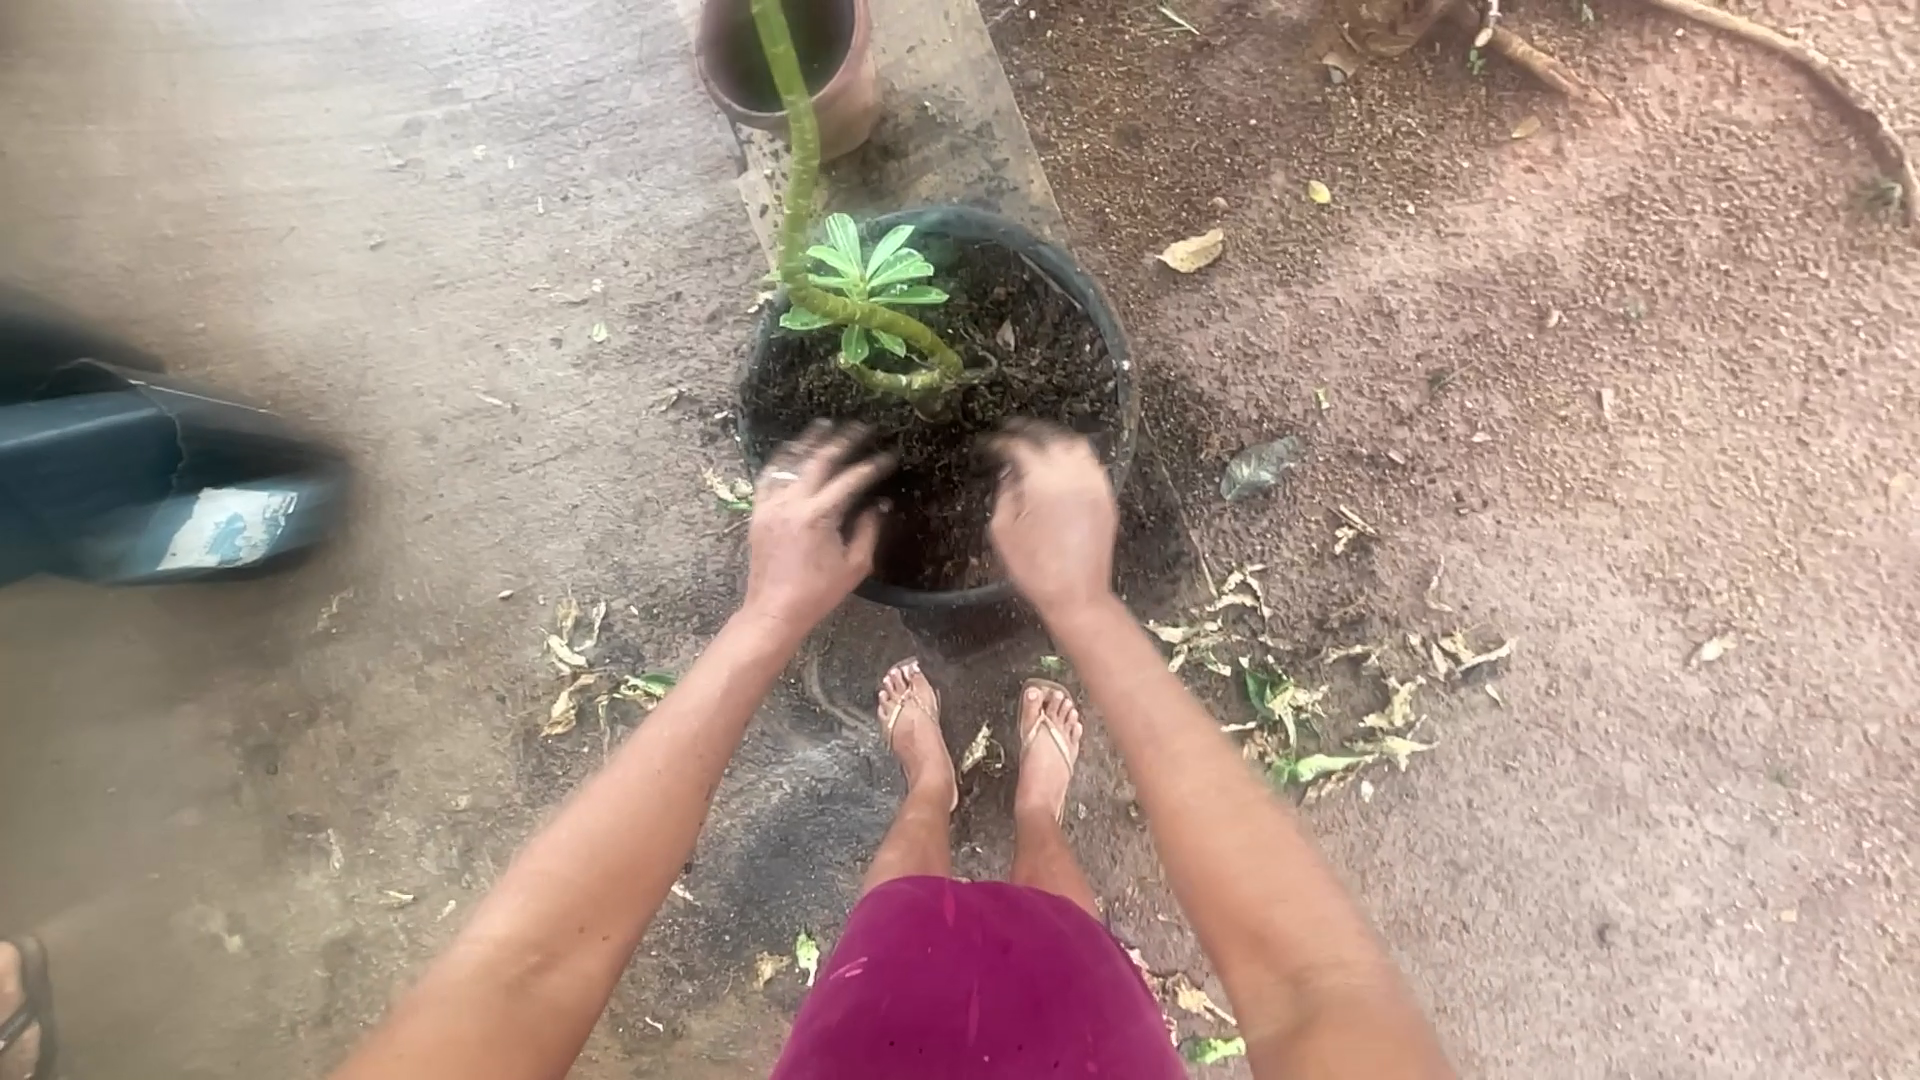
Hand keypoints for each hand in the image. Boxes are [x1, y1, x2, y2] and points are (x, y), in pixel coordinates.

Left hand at [743, 421, 893, 635]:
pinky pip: (769, 476)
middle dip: (843, 441)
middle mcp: (792, 503)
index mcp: (818, 516)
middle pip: (820, 461)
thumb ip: (869, 529)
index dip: (872, 466)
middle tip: (862, 428)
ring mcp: (771, 505)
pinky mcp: (758, 511)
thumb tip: (880, 504)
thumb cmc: (818, 592)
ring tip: (825, 425)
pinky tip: (793, 451)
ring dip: (810, 442)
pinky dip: (783, 460)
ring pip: (791, 462)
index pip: (851, 480)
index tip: (889, 457)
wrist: (775, 609)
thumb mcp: (855, 565)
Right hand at [985, 420, 1117, 618]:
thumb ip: (1005, 493)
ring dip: (1056, 440)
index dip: (1002, 442)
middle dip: (1030, 431)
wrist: (1077, 594)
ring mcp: (1095, 485)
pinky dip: (1076, 457)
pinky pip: (1093, 466)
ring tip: (1039, 443)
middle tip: (1012, 432)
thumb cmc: (1033, 567)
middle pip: (1052, 438)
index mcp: (1043, 480)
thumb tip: (1010, 472)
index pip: (1020, 447)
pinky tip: (1064, 464)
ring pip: (1077, 447)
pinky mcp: (1107, 499)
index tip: (990, 444)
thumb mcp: (1002, 531)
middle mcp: (1073, 475)